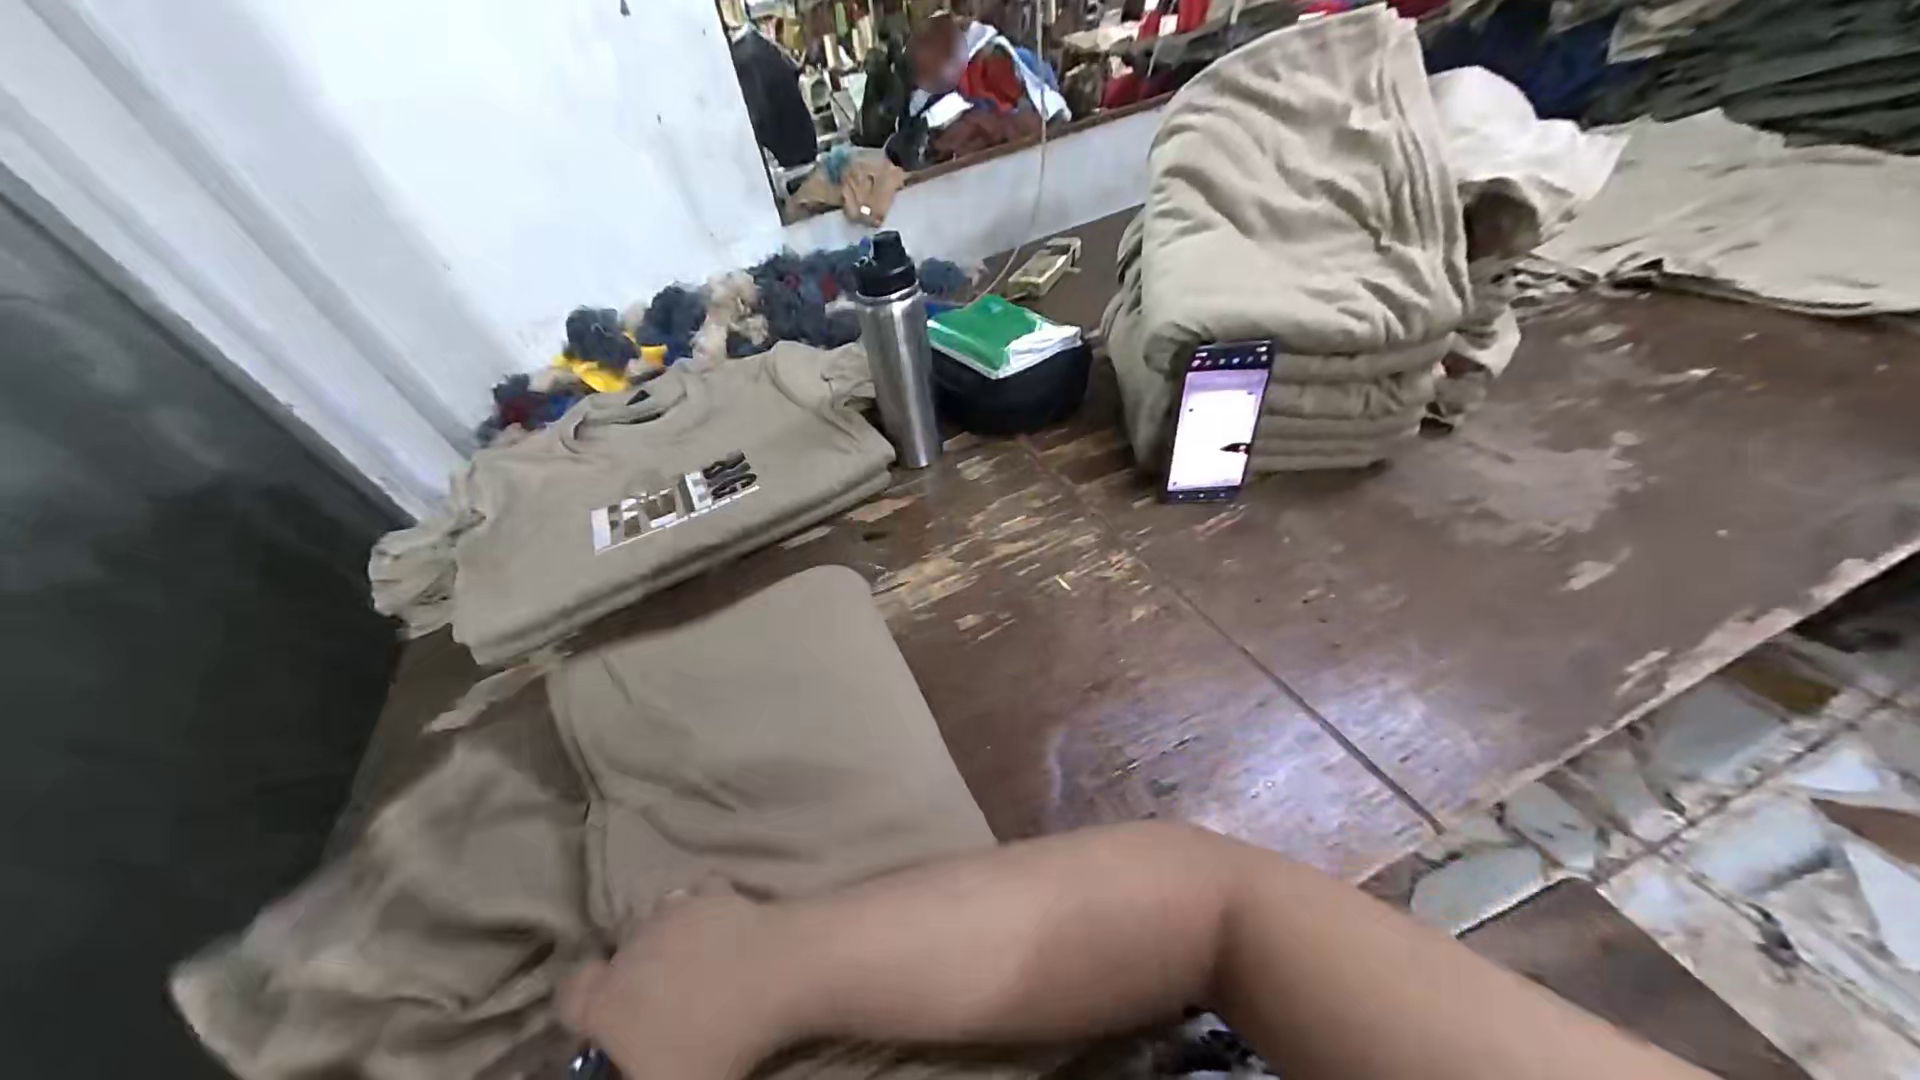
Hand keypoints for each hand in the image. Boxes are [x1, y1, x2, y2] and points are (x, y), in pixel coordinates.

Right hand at [558, 884, 797, 1079]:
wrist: (775, 973)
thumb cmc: (714, 1044)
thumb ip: (634, 1079)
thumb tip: (635, 1067)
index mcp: (608, 1000)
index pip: (569, 994)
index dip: (581, 1006)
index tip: (604, 1022)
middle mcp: (634, 947)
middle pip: (618, 954)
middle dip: (631, 972)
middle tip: (660, 999)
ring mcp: (677, 911)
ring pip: (656, 916)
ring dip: (666, 934)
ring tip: (692, 959)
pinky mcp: (716, 891)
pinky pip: (700, 893)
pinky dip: (706, 905)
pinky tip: (722, 924)